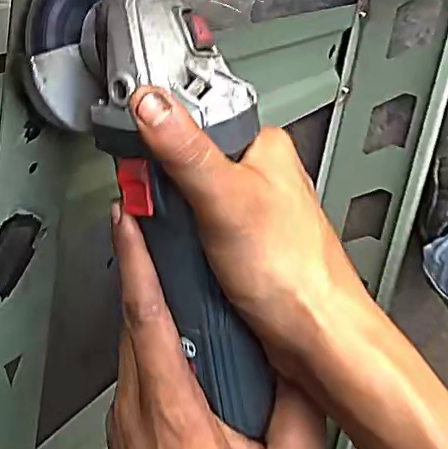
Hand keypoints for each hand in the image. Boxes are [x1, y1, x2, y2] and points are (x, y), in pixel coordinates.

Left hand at [108, 203, 333, 448]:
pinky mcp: (124, 445)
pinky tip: (174, 359)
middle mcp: (134, 413)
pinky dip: (149, 356)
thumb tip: (299, 377)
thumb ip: (297, 424)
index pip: (145, 314)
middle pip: (132, 325)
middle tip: (148, 238)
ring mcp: (122, 429)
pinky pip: (132, 382)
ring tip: (167, 290)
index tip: (125, 222)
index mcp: (170, 412)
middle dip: (140, 277)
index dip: (134, 260)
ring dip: (146, 317)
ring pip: (129, 352)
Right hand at [127, 86, 370, 372]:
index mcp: (259, 145)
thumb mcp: (225, 198)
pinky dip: (168, 227)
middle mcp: (250, 170)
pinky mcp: (227, 233)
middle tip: (145, 196)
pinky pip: (181, 217)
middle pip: (175, 151)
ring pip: (175, 187)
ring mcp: (237, 204)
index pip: (187, 111)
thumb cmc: (298, 276)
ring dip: (158, 205)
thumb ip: (183, 148)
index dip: (152, 127)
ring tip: (158, 221)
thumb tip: (149, 102)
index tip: (129, 144)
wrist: (318, 346)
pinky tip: (170, 240)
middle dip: (151, 176)